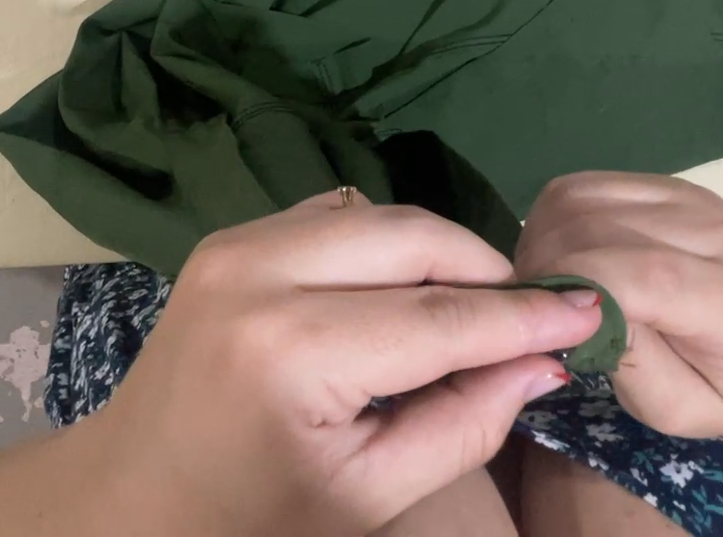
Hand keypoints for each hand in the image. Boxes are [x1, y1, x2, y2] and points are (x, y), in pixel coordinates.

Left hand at [86, 191, 603, 535]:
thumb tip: (543, 358)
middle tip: (527, 310)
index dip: (521, 315)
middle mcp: (261, 270)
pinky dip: (384, 242)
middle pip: (410, 238)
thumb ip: (465, 421)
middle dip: (483, 268)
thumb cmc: (253, 514)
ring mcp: (239, 240)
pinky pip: (336, 215)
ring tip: (466, 305)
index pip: (437, 319)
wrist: (134, 490)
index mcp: (291, 352)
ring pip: (377, 215)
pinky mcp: (233, 233)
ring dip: (436, 251)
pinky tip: (396, 287)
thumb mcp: (372, 496)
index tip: (588, 309)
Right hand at [514, 172, 722, 441]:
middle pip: (603, 227)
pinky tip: (557, 249)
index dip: (575, 280)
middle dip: (547, 260)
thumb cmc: (709, 396)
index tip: (537, 306)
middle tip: (529, 297)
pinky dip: (555, 216)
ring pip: (585, 199)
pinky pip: (585, 185)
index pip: (645, 274)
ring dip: (544, 235)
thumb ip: (636, 364)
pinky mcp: (665, 184)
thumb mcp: (675, 410)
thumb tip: (586, 306)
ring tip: (543, 275)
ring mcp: (695, 200)